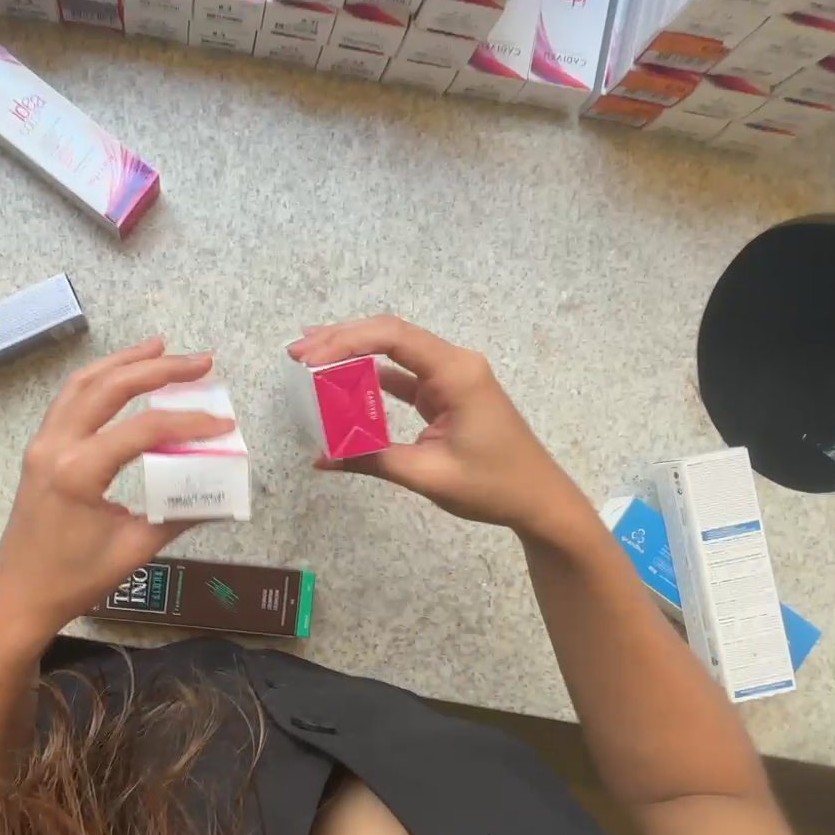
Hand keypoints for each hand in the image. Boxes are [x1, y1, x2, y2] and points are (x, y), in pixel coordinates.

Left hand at [0, 338, 232, 643]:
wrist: (19, 597)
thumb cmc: (74, 580)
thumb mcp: (134, 550)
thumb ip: (180, 515)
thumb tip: (224, 496)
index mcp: (78, 473)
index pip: (143, 430)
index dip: (189, 421)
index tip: (223, 423)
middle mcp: (55, 447)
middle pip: (109, 388)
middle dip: (158, 368)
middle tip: (199, 361)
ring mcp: (42, 445)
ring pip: (83, 384)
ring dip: (123, 362)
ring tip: (160, 347)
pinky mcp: (39, 450)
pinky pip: (68, 401)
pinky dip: (98, 380)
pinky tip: (120, 376)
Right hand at [289, 315, 587, 535]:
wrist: (538, 499)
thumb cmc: (492, 486)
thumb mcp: (426, 474)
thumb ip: (370, 460)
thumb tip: (319, 460)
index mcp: (456, 373)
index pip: (393, 338)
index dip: (345, 342)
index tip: (309, 360)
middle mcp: (453, 364)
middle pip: (390, 335)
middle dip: (340, 339)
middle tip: (296, 352)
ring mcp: (449, 377)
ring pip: (393, 351)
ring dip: (352, 351)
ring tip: (309, 356)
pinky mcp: (444, 393)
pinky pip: (401, 375)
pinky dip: (369, 375)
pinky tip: (338, 378)